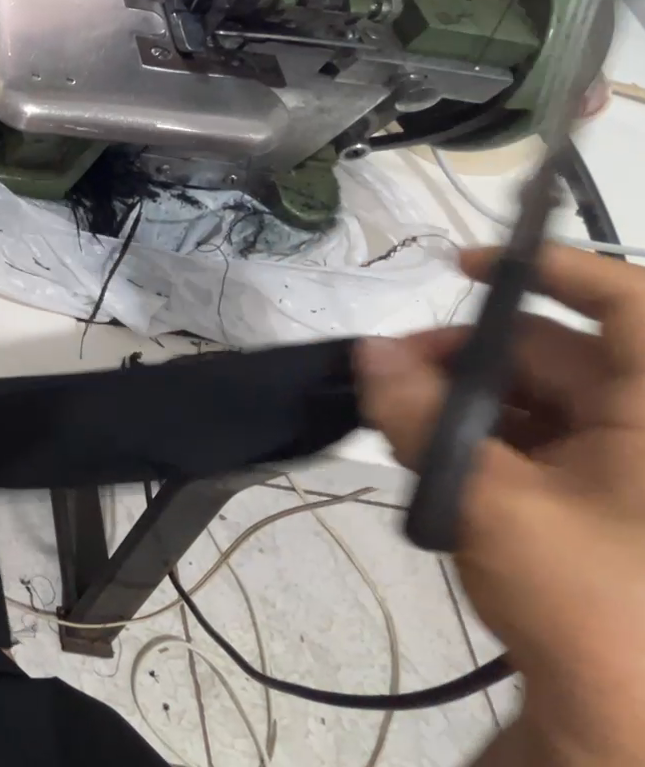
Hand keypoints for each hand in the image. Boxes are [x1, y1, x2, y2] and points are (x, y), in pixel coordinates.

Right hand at [356, 247, 644, 764]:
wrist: (632, 722)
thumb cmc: (590, 602)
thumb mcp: (487, 500)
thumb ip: (419, 417)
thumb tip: (367, 351)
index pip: (630, 305)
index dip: (552, 269)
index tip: (462, 265)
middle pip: (560, 355)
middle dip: (465, 356)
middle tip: (387, 378)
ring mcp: (636, 468)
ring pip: (543, 400)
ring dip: (466, 402)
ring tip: (402, 428)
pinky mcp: (614, 502)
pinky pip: (546, 442)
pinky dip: (487, 439)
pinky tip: (437, 459)